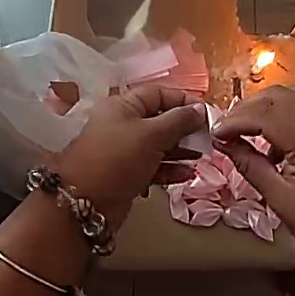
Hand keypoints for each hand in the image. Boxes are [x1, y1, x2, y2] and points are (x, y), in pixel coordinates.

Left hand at [54, 84, 203, 227]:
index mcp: (123, 105)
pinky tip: (187, 174)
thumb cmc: (118, 158)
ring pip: (159, 145)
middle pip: (160, 119)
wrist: (86, 202)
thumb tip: (200, 108)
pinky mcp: (128, 174)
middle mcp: (123, 124)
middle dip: (184, 127)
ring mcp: (125, 150)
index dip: (182, 99)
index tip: (206, 111)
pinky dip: (170, 169)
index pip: (158, 94)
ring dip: (181, 150)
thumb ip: (179, 120)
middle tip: (209, 136)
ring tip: (202, 155)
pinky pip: (154, 166)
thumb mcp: (152, 134)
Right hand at [212, 86, 294, 281]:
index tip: (215, 134)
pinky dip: (283, 109)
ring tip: (244, 127)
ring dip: (264, 105)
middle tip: (226, 130)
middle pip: (277, 97)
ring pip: (291, 94)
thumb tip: (223, 143)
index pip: (265, 115)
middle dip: (246, 109)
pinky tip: (271, 133)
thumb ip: (250, 165)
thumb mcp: (281, 200)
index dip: (234, 121)